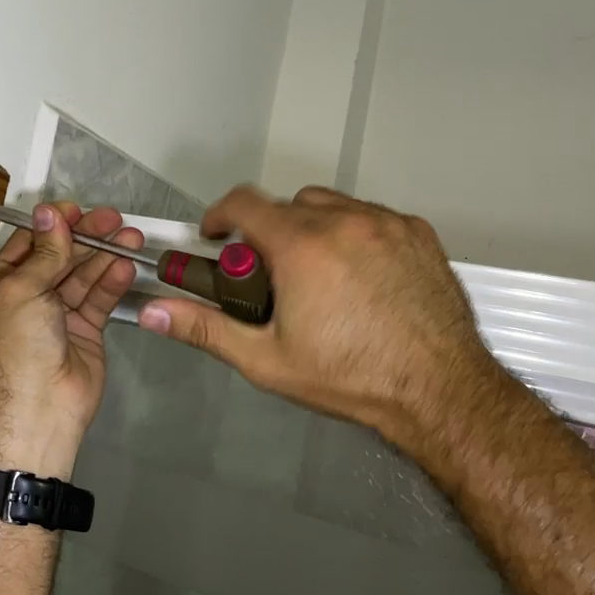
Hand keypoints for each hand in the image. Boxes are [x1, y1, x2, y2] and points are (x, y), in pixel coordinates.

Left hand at [0, 203, 143, 478]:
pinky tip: (126, 265)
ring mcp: (57, 315)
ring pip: (82, 276)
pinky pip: (97, 299)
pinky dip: (111, 282)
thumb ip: (44, 252)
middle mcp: (26, 298)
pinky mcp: (84, 330)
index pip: (27, 246)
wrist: (40, 409)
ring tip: (130, 236)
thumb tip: (49, 213)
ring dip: (104, 255)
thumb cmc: (18, 346)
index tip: (75, 208)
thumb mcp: (22, 291)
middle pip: (58, 257)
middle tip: (112, 217)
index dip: (51, 225)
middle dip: (84, 236)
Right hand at [136, 185, 513, 450]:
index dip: (219, 215)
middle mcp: (344, 221)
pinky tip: (357, 273)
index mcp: (302, 246)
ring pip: (329, 204)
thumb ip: (204, 328)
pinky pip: (369, 215)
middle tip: (267, 275)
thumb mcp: (265, 359)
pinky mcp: (418, 233)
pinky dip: (352, 231)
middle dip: (266, 231)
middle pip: (285, 204)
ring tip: (313, 272)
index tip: (215, 236)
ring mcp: (386, 223)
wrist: (441, 392)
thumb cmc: (349, 378)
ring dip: (309, 226)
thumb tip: (153, 313)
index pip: (244, 202)